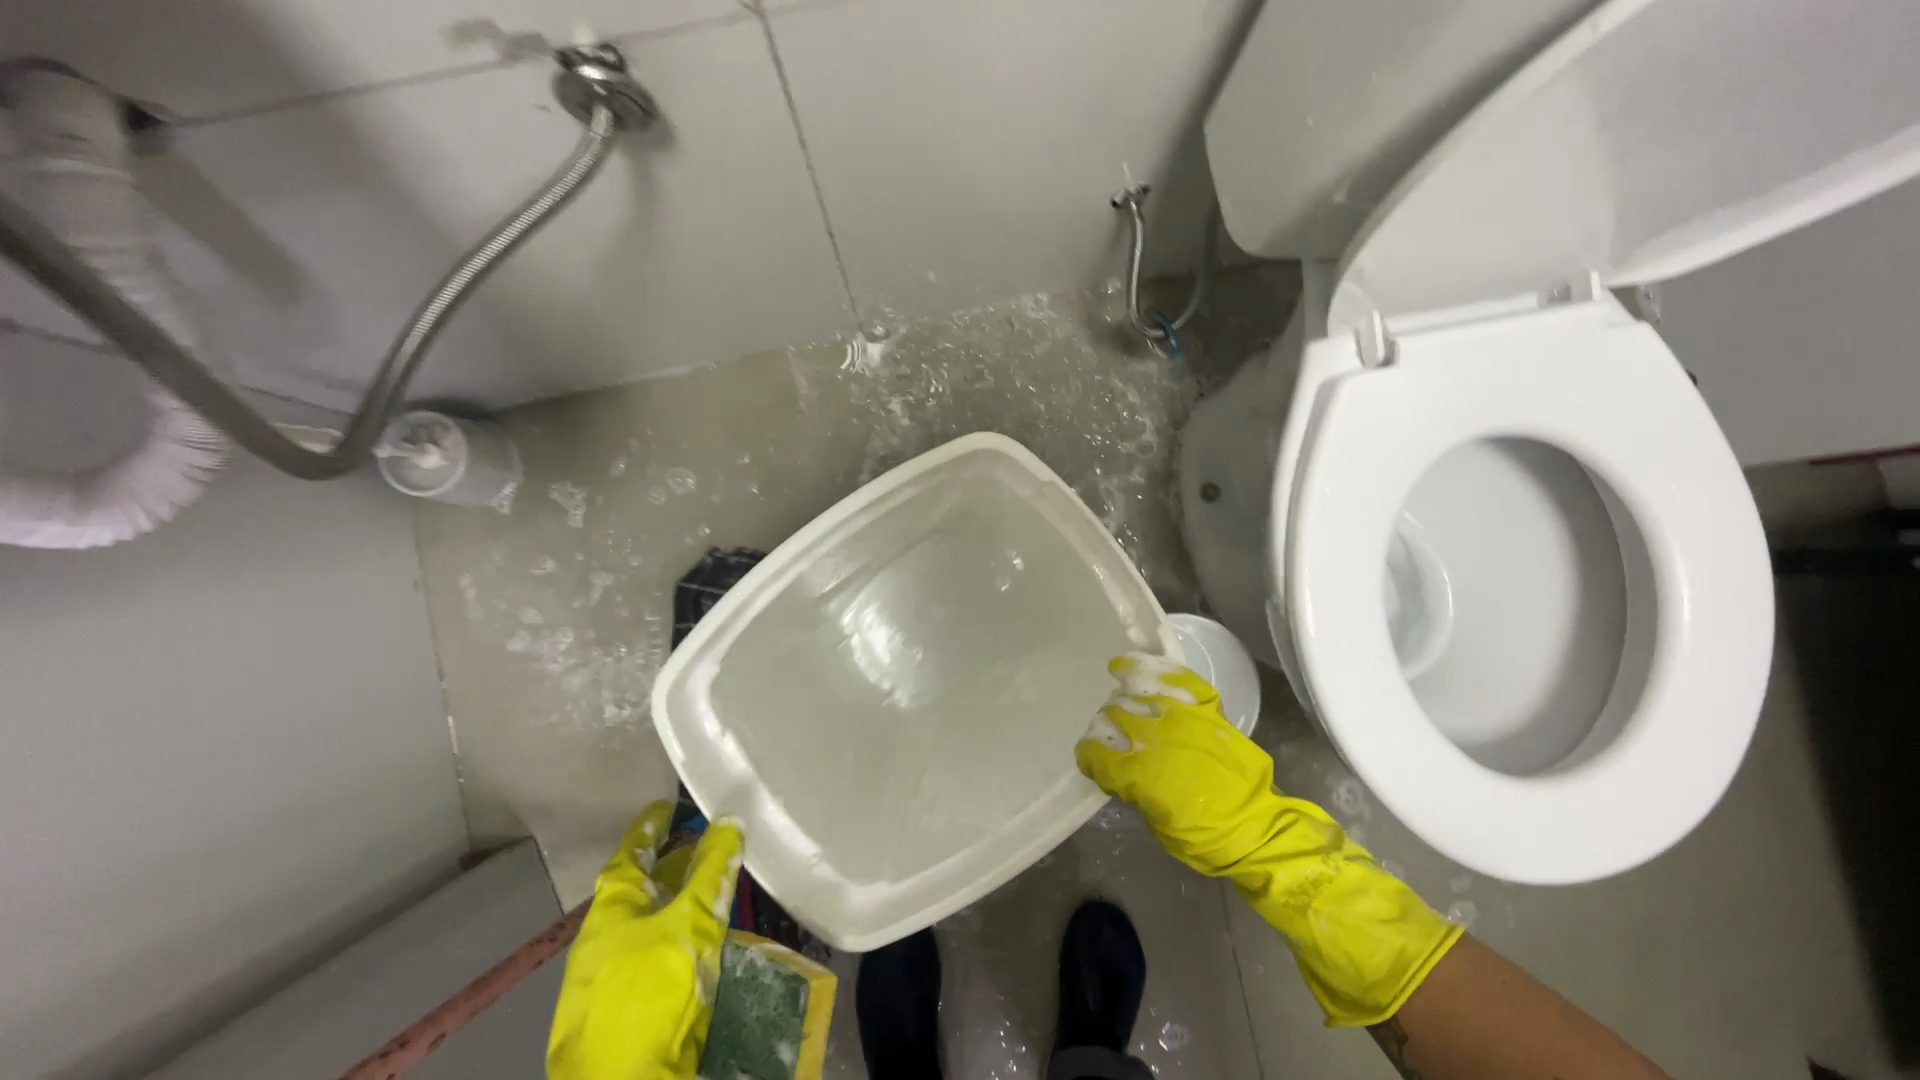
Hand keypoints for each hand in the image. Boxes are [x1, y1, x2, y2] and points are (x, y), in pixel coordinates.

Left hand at [547, 801, 744, 1079]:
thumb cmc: (653, 990)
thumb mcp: (692, 923)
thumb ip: (712, 872)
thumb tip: (730, 820)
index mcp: (610, 909)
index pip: (628, 854)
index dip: (648, 828)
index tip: (665, 806)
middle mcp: (602, 937)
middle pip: (639, 889)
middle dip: (671, 866)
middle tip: (705, 845)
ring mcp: (608, 976)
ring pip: (646, 924)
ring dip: (676, 903)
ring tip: (710, 889)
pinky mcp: (622, 1007)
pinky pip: (651, 954)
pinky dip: (675, 936)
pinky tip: (698, 943)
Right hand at [1076, 653, 1462, 1026]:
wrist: (1259, 830)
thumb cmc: (1206, 839)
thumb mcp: (1157, 824)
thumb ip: (1135, 791)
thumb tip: (1123, 772)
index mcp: (1139, 773)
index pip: (1096, 754)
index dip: (1089, 757)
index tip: (1089, 759)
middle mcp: (1156, 739)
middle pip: (1114, 718)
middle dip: (1105, 725)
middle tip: (1108, 732)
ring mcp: (1184, 718)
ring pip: (1142, 691)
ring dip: (1125, 689)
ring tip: (1117, 680)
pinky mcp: (1208, 710)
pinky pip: (1181, 680)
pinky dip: (1160, 670)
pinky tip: (1143, 665)